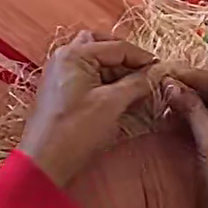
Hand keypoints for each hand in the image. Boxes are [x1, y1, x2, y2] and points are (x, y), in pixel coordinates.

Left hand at [17, 32, 157, 186]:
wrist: (45, 161)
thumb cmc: (76, 130)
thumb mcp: (111, 103)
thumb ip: (136, 83)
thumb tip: (156, 73)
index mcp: (74, 54)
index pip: (117, 47)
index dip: (143, 58)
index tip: (163, 71)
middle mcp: (63, 57)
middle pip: (103, 48)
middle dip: (127, 60)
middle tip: (147, 76)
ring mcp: (60, 73)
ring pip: (95, 62)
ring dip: (117, 72)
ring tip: (138, 89)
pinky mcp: (61, 89)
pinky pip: (88, 76)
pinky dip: (106, 82)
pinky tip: (121, 96)